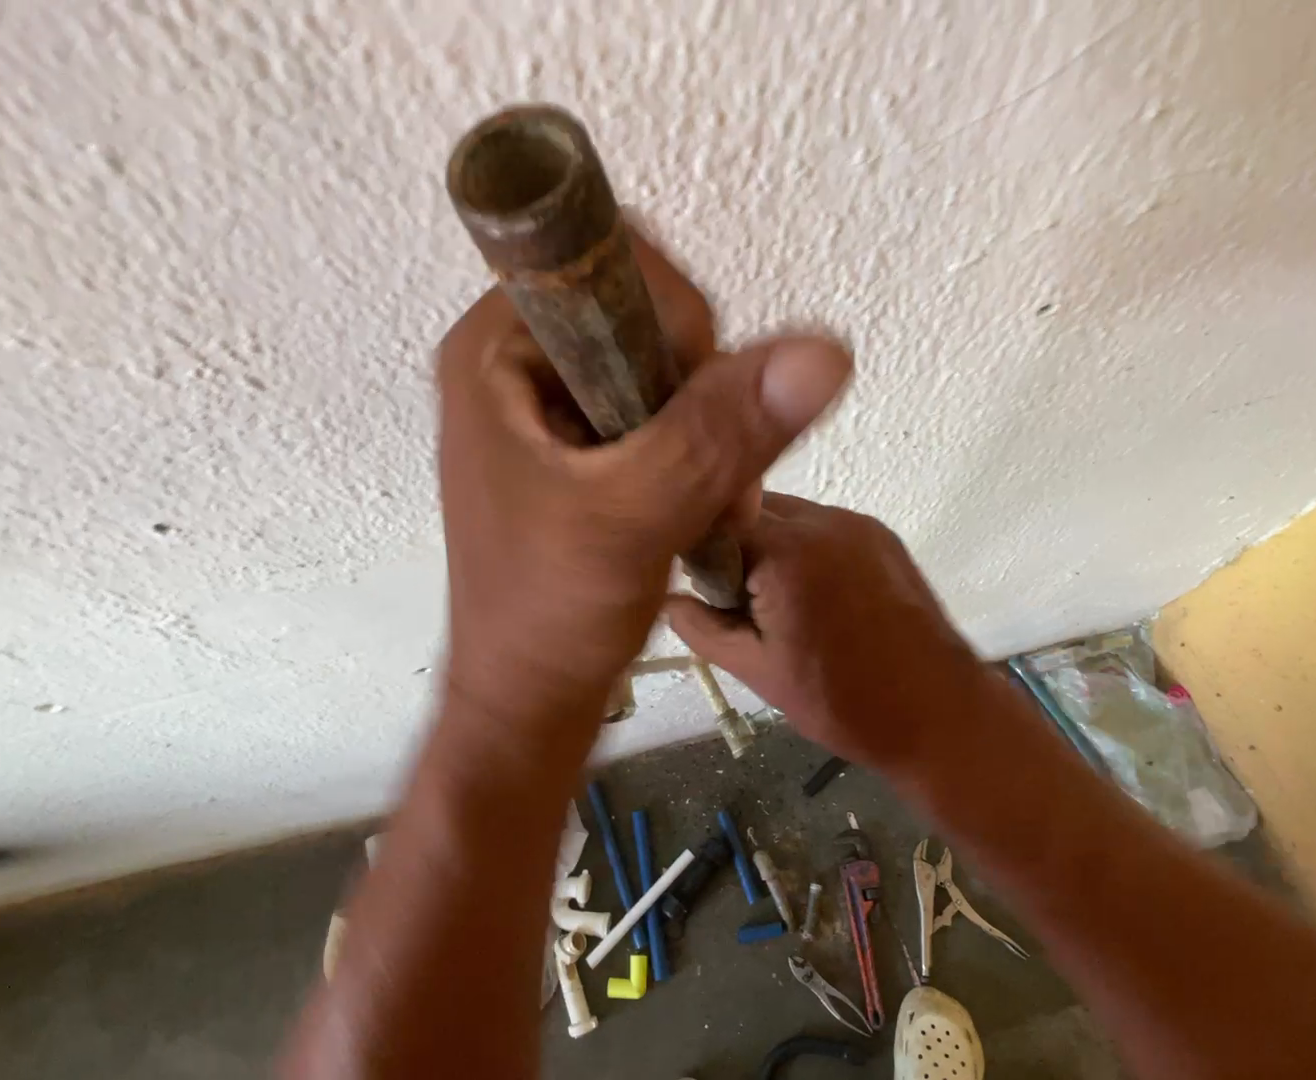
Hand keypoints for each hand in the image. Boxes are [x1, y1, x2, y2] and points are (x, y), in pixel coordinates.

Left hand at [436, 234, 851, 733]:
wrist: (527, 700)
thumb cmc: (551, 615)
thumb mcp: (634, 516)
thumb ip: (721, 432)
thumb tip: (822, 349)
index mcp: (493, 347)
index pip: (609, 262)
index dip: (676, 320)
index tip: (699, 402)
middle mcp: (513, 359)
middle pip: (642, 314)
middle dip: (699, 388)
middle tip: (713, 470)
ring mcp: (543, 403)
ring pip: (657, 366)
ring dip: (706, 426)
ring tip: (711, 500)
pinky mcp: (572, 444)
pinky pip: (652, 409)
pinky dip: (692, 448)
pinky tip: (699, 503)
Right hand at [667, 494, 988, 773]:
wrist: (939, 715)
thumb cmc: (840, 700)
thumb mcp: (757, 671)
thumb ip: (702, 628)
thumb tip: (669, 600)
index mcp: (786, 551)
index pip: (715, 523)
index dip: (699, 555)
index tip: (703, 593)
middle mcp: (823, 520)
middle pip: (750, 509)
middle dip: (733, 545)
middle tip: (737, 602)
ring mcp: (857, 524)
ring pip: (786, 514)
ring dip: (768, 545)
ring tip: (778, 603)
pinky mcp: (881, 536)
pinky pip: (821, 526)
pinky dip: (803, 549)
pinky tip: (812, 596)